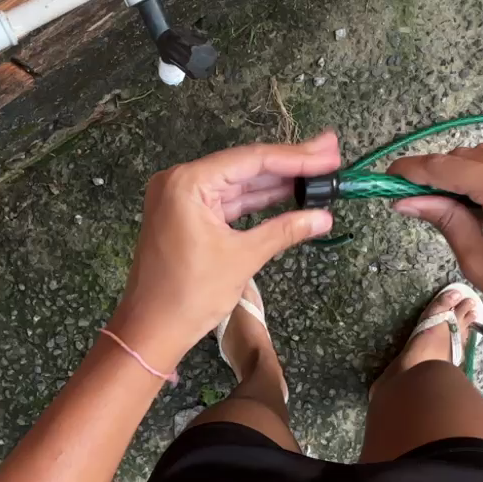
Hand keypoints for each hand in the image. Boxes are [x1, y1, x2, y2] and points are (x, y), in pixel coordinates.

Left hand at [107, 132, 339, 370]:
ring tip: (317, 172)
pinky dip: (254, 201)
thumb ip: (284, 230)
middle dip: (289, 164)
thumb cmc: (191, 294)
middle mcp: (180, 181)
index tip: (330, 152)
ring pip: (237, 184)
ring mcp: (180, 198)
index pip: (251, 160)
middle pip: (244, 167)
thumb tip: (324, 217)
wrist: (151, 329)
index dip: (295, 157)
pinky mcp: (184, 216)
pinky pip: (225, 201)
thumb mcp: (242, 257)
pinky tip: (287, 195)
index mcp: (188, 182)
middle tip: (331, 153)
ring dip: (275, 182)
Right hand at [388, 144, 482, 359]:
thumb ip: (446, 221)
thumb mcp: (480, 264)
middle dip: (436, 171)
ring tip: (436, 203)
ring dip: (460, 174)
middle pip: (470, 157)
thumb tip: (407, 201)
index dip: (415, 169)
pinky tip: (471, 204)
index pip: (452, 168)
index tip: (386, 175)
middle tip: (407, 197)